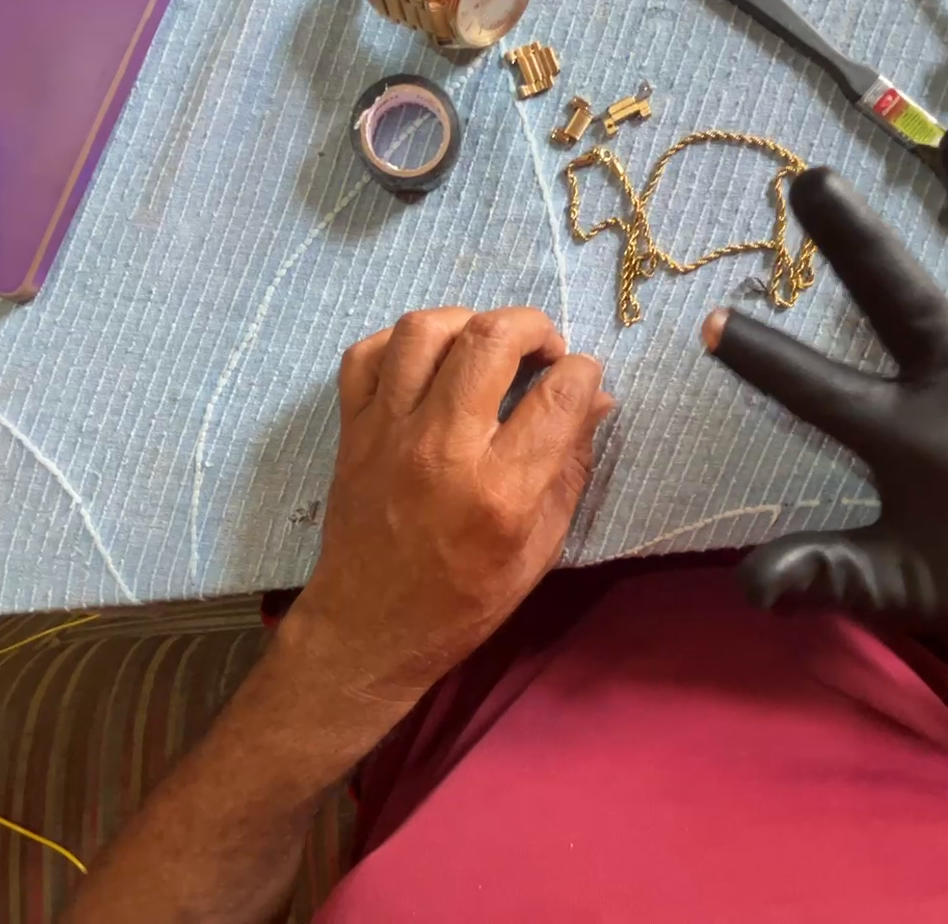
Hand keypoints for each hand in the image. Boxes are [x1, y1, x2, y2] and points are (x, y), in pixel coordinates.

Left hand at [277, 308, 612, 706]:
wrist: (371, 625)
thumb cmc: (466, 598)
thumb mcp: (541, 547)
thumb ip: (571, 466)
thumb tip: (596, 397)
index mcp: (500, 489)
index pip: (557, 396)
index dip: (583, 372)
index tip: (582, 377)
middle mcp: (442, 447)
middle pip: (490, 340)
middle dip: (533, 326)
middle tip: (543, 349)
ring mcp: (387, 432)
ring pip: (424, 331)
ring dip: (467, 322)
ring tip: (485, 346)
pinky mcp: (352, 429)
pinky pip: (366, 353)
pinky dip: (401, 342)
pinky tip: (427, 361)